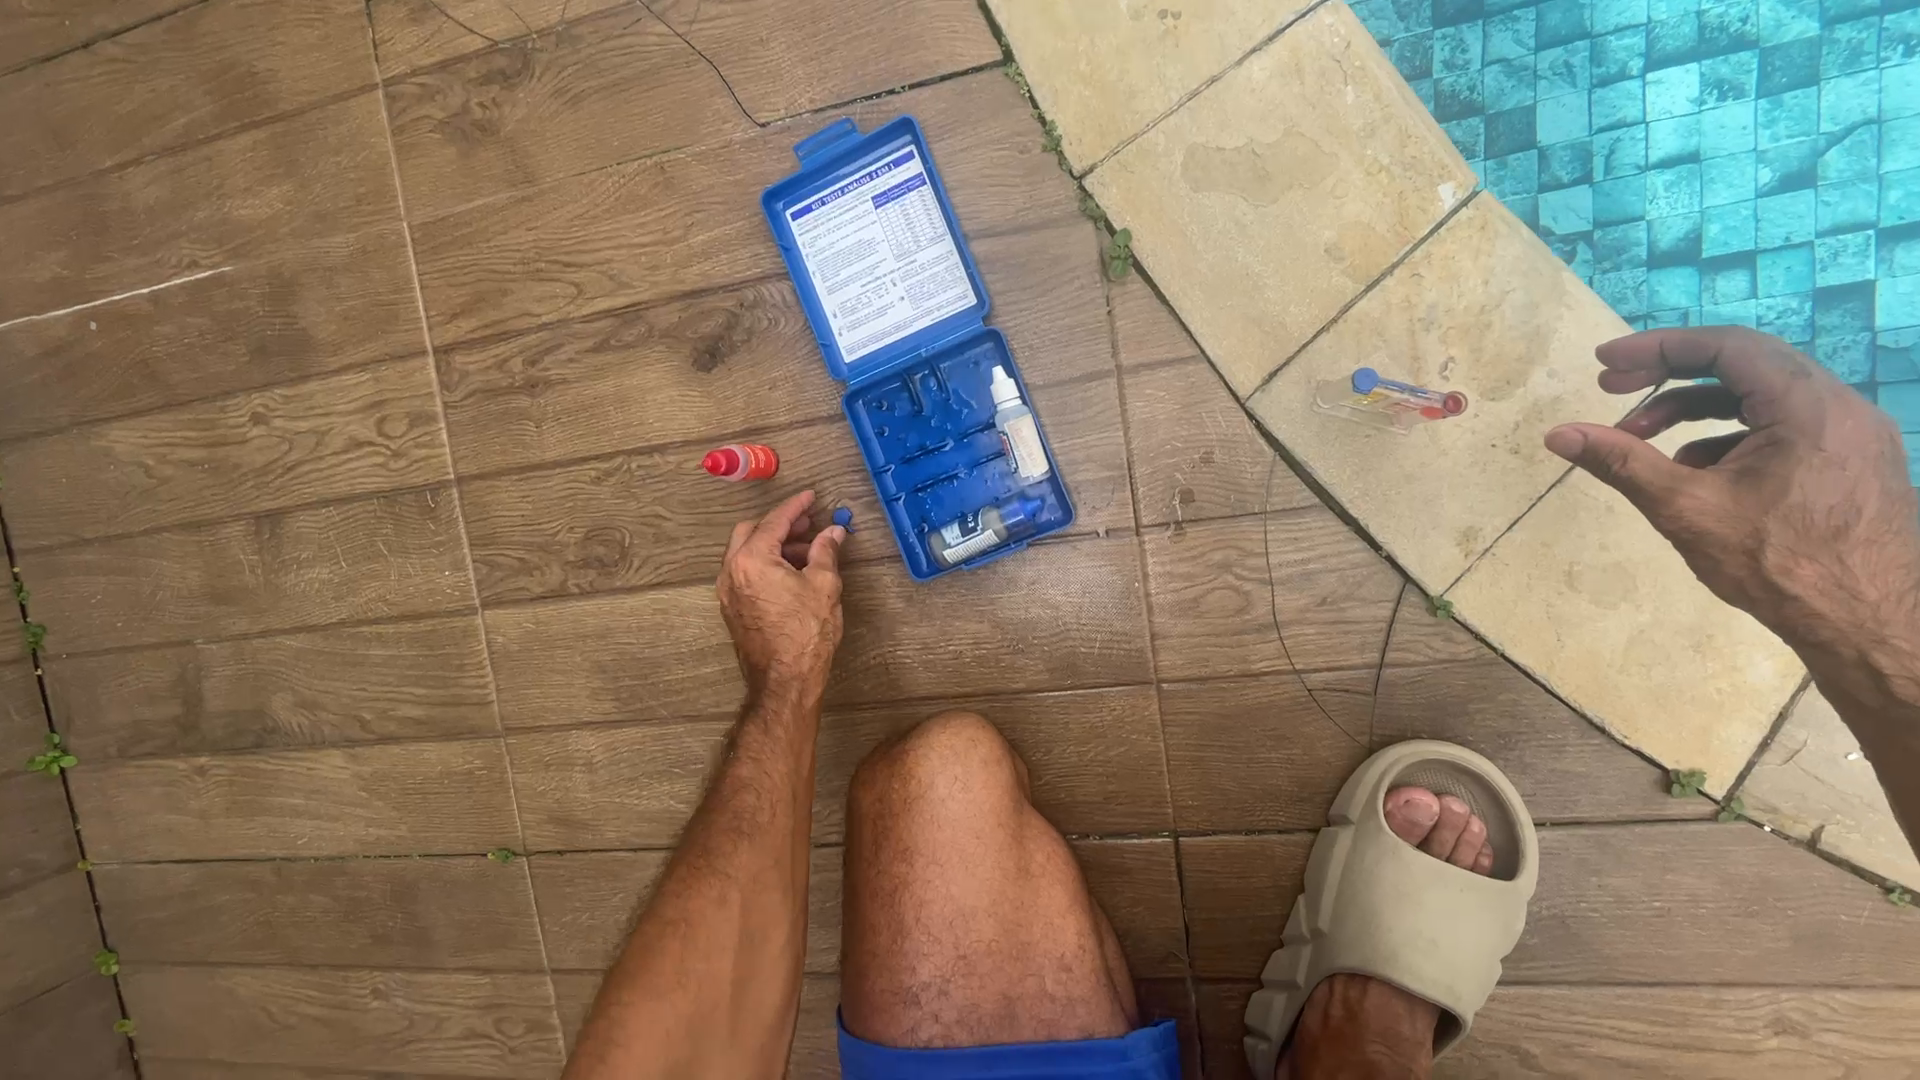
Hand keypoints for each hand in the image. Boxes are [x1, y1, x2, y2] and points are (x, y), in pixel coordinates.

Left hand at [717, 490, 847, 705]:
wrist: (785, 680)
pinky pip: (745, 573)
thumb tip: (833, 532)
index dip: (795, 506)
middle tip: (808, 525)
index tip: (811, 497)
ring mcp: (728, 592)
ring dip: (773, 545)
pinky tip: (792, 573)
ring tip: (807, 551)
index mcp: (752, 560)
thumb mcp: (824, 585)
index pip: (774, 521)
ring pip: (746, 553)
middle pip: (751, 532)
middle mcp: (731, 572)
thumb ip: (825, 552)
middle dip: (780, 525)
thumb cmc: (806, 632)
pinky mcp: (732, 610)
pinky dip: (766, 564)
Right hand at [1544, 327, 1919, 662]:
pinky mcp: (1846, 462)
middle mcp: (1838, 408)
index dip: (1658, 347)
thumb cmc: (1775, 560)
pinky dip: (1723, 435)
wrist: (1868, 621)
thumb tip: (1559, 434)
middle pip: (1745, 364)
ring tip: (1640, 440)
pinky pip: (1778, 427)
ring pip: (1759, 397)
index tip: (1603, 364)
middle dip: (1670, 374)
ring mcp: (1848, 436)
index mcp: (1807, 407)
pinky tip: (1692, 473)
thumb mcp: (1683, 507)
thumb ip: (1621, 461)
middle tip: (1611, 390)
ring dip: (1691, 409)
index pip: (1728, 348)